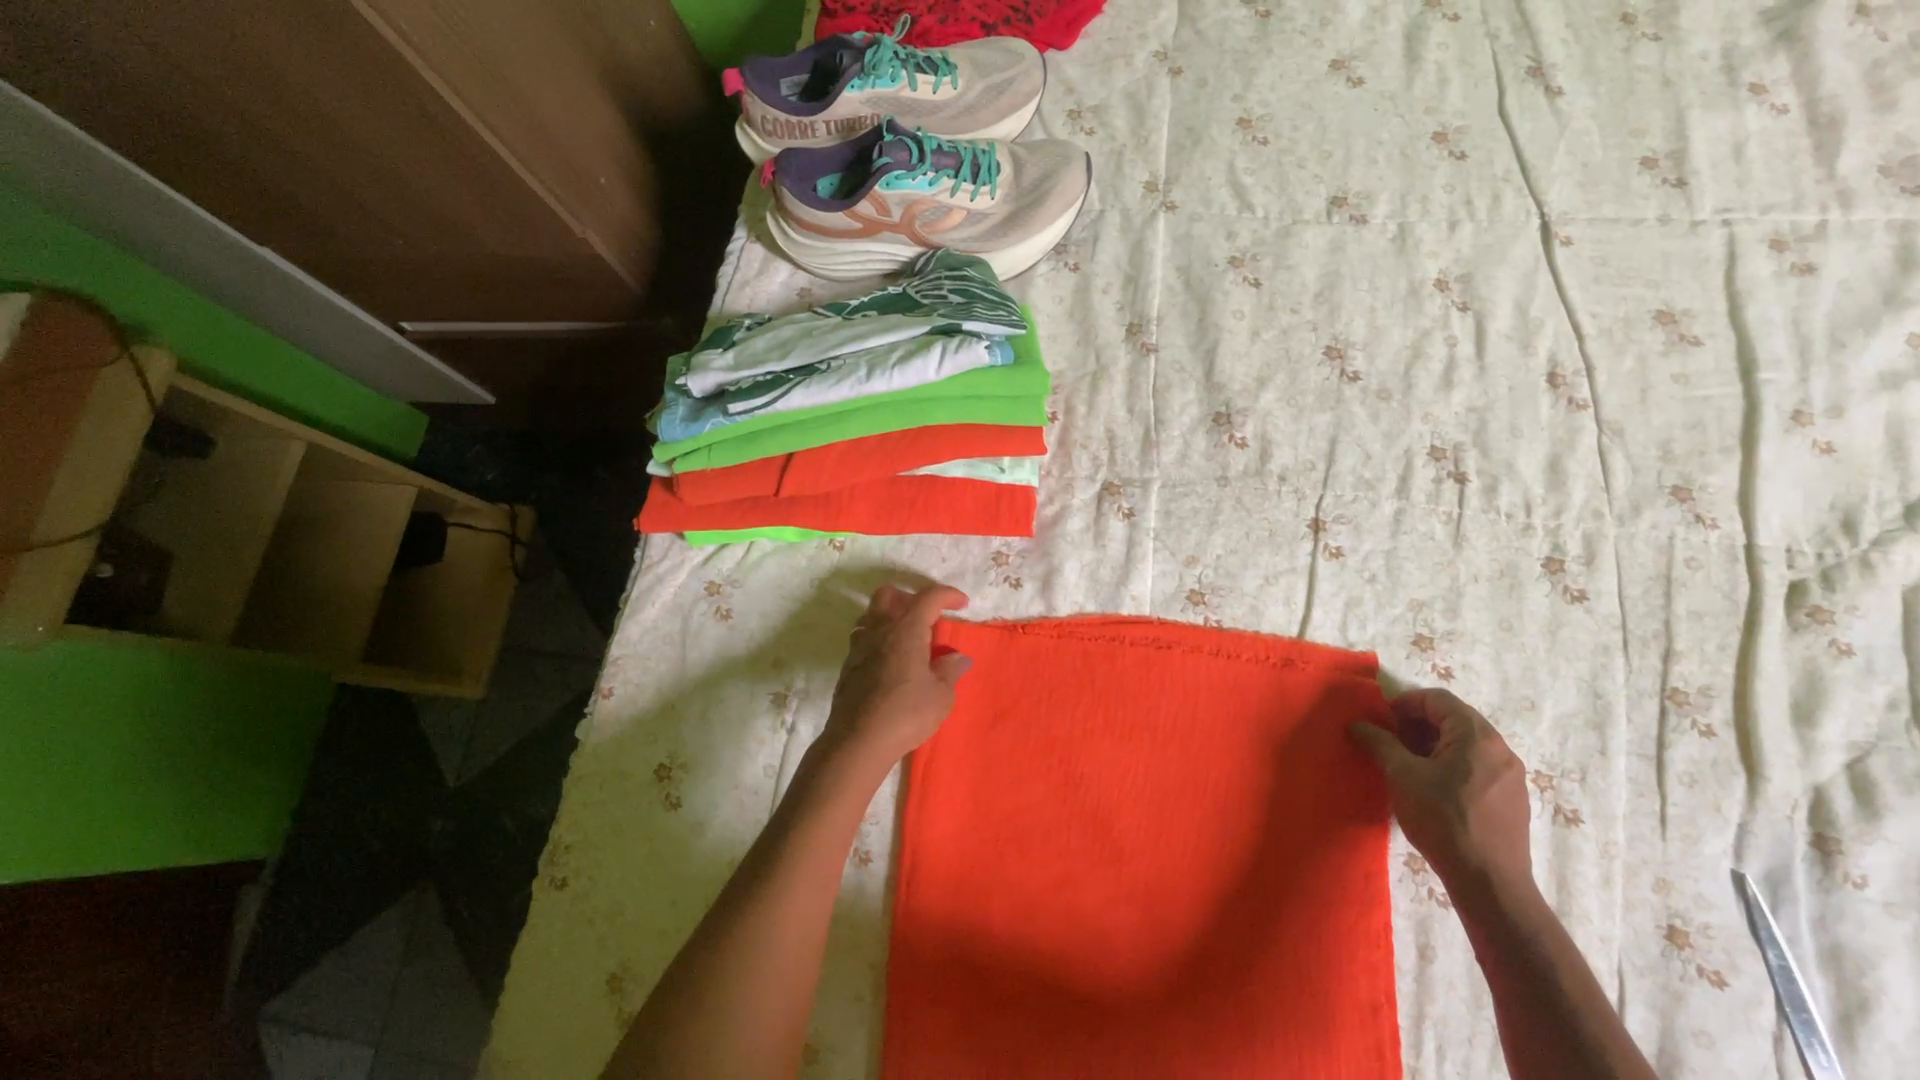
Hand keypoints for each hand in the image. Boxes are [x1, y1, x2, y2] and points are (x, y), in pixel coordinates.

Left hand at [821, 583, 970, 766]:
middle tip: (926, 616)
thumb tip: (958, 658)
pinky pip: (862, 637)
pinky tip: (889, 661)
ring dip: (889, 616)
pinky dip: (878, 639)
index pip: (928, 597)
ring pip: (870, 614)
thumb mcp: (941, 696)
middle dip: (909, 597)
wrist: (858, 740)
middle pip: (889, 594)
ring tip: (906, 637)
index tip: (961, 603)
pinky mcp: (847, 666)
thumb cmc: (906, 714)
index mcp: (906, 630)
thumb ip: (950, 671)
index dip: (947, 595)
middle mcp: (879, 630)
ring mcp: (859, 647)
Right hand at [1348, 688, 1532, 895]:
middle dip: (1418, 725)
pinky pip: (1478, 766)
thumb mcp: (1403, 777)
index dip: (1405, 703)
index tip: (1381, 720)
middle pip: (1455, 719)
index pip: (1438, 699)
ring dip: (1434, 745)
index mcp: (1477, 735)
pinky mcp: (1512, 798)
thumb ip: (1381, 744)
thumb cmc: (1443, 820)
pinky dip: (1451, 764)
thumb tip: (1358, 724)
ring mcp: (1510, 774)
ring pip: (1466, 744)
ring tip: (1407, 766)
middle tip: (1390, 742)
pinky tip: (1433, 789)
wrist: (1489, 880)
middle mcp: (1500, 748)